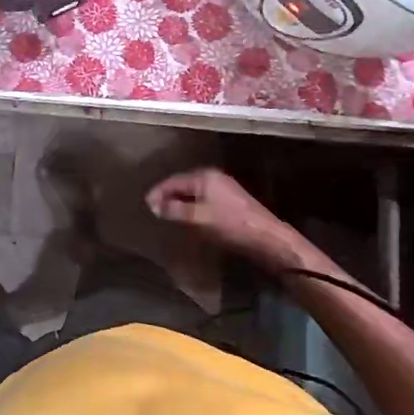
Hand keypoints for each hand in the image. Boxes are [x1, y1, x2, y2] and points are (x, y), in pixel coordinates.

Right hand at [144, 168, 307, 267]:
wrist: (267, 238)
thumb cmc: (230, 225)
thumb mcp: (198, 218)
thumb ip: (175, 210)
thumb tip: (155, 205)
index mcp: (204, 176)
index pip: (173, 181)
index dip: (158, 192)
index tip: (145, 204)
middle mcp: (213, 177)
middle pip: (183, 184)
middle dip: (167, 195)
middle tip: (154, 209)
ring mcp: (223, 187)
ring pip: (193, 192)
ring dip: (179, 202)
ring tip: (167, 214)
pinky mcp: (230, 200)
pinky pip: (203, 198)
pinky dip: (191, 206)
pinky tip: (188, 217)